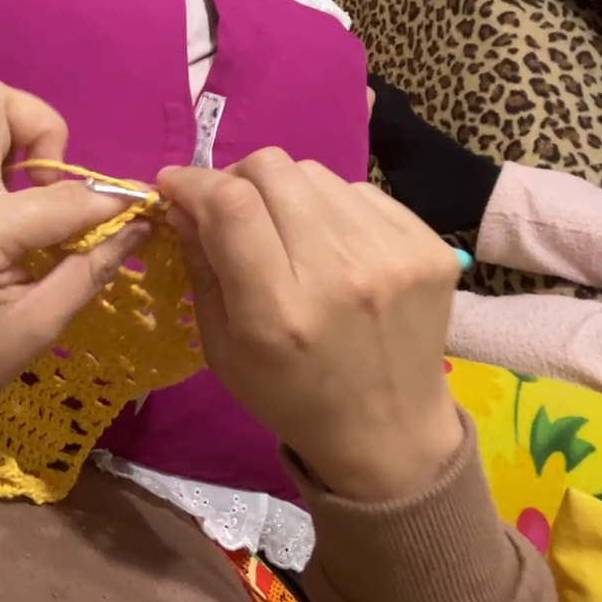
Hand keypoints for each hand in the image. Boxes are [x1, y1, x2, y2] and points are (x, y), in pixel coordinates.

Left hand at [0, 77, 147, 452]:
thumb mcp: (39, 326)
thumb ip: (91, 269)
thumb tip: (138, 223)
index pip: (60, 195)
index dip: (107, 203)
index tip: (130, 216)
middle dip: (42, 129)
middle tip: (50, 184)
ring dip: (10, 125)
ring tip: (25, 177)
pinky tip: (3, 181)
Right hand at [157, 151, 464, 501]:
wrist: (388, 431)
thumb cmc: (288, 395)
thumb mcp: (221, 347)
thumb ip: (200, 269)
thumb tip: (182, 204)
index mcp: (277, 310)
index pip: (230, 204)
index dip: (192, 180)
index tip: (172, 185)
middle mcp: (339, 273)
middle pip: (272, 169)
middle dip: (234, 179)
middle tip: (227, 209)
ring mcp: (392, 255)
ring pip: (313, 171)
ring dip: (282, 191)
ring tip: (283, 231)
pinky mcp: (428, 246)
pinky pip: (358, 189)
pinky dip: (328, 205)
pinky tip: (328, 244)